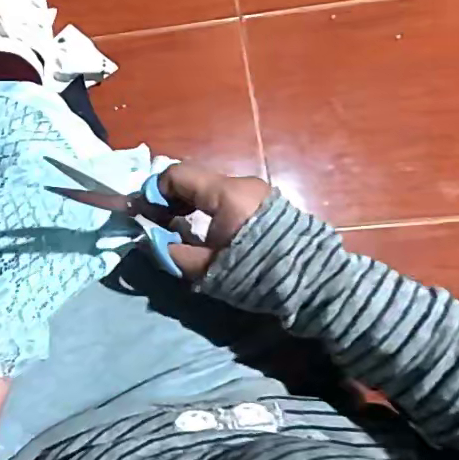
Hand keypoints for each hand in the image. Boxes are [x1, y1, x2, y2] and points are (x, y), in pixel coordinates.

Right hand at [154, 162, 269, 279]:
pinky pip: (228, 196)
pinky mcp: (267, 202)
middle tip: (160, 225)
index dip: (154, 192)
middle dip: (171, 199)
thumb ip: (170, 250)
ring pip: (210, 188)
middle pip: (194, 179)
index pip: (177, 174)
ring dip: (190, 204)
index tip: (144, 215)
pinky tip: (208, 231)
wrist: (313, 285)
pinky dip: (210, 208)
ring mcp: (258, 190)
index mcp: (226, 194)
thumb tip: (148, 239)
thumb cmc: (255, 275)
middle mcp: (242, 183)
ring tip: (182, 230)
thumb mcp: (206, 269)